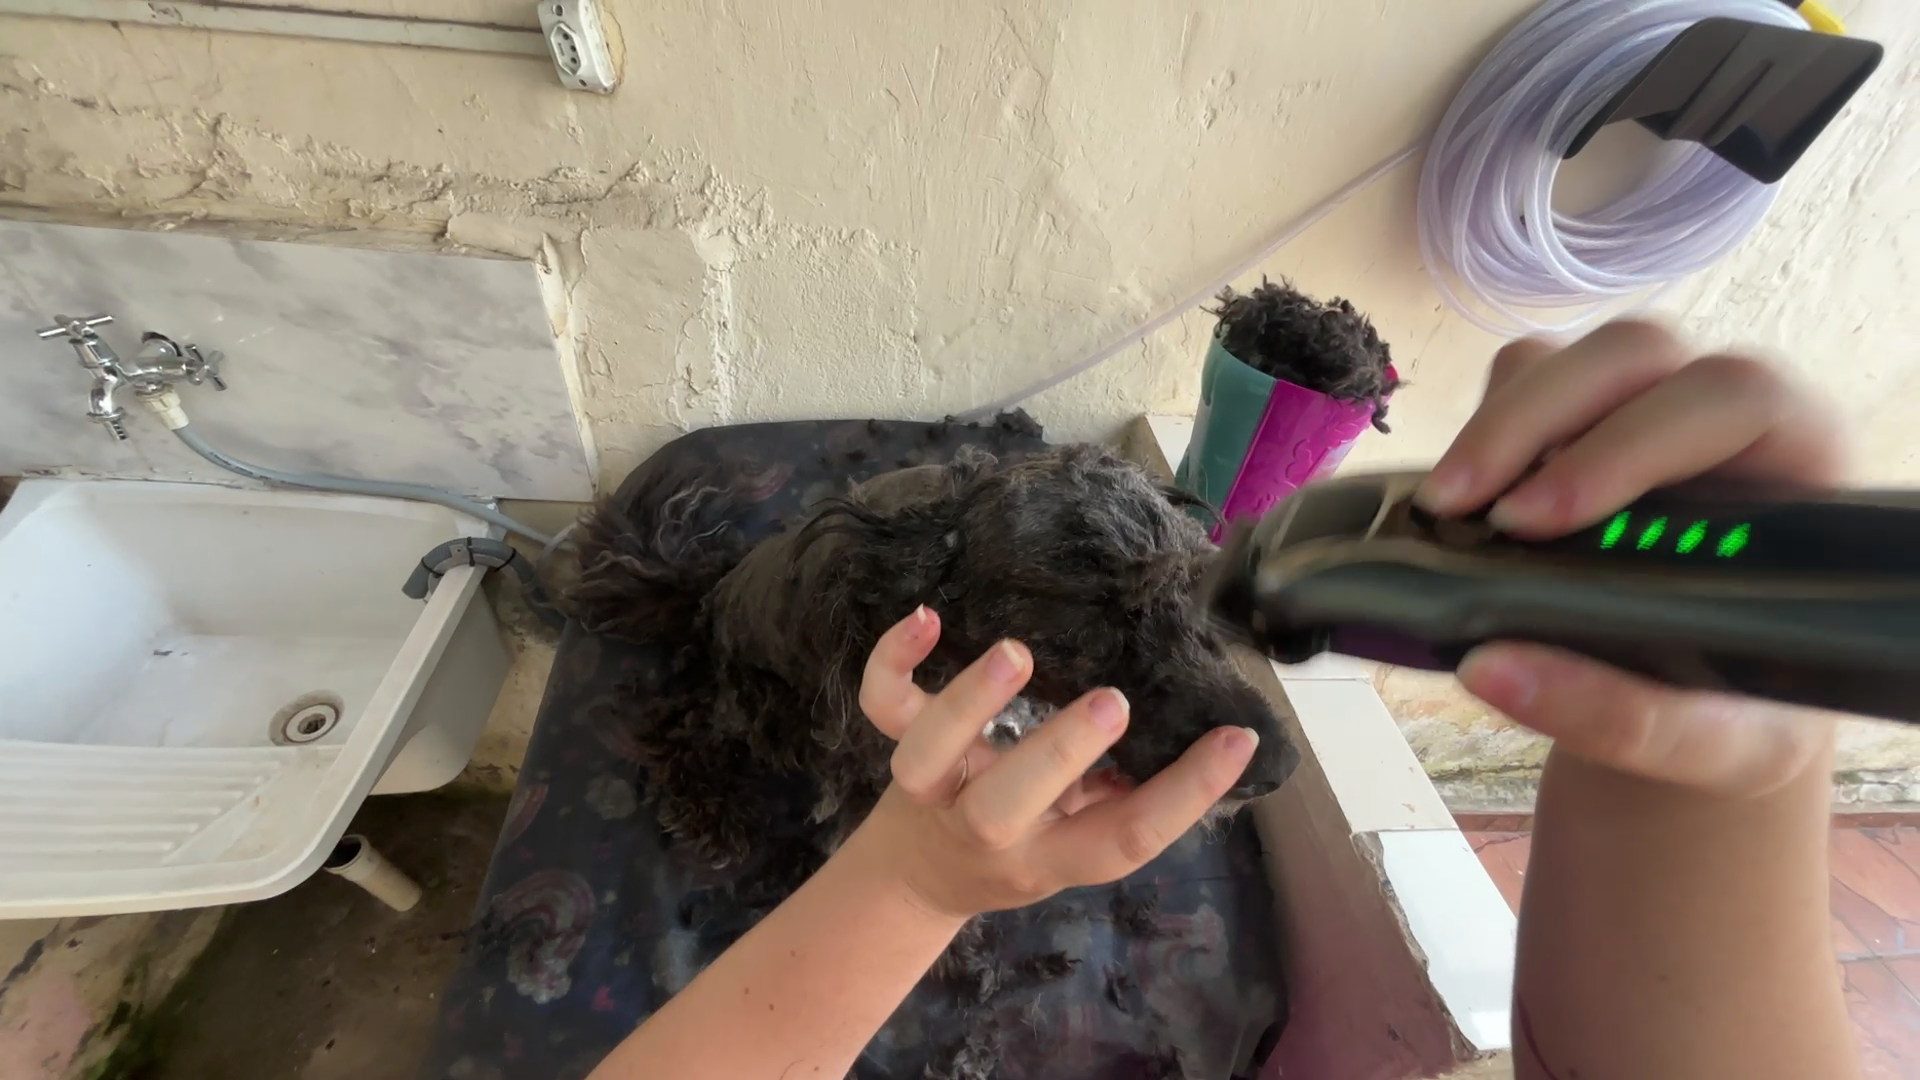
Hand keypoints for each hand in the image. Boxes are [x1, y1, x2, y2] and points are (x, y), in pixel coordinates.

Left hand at [845, 606, 1258, 919]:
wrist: (922, 870)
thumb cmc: (1018, 839)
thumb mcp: (1075, 834)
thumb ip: (1122, 794)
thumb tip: (1205, 736)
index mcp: (1048, 852)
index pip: (1122, 839)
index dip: (1182, 797)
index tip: (1234, 738)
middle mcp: (985, 827)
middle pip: (1010, 806)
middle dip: (1060, 752)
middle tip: (1113, 701)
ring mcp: (931, 786)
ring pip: (928, 756)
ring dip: (969, 702)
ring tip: (1016, 652)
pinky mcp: (894, 744)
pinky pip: (882, 705)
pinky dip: (894, 660)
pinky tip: (927, 616)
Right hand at [1418, 321, 1847, 798]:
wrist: (1680, 693)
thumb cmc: (1719, 711)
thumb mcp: (1698, 744)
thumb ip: (1612, 716)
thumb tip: (1485, 666)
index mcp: (1793, 477)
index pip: (1730, 400)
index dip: (1623, 446)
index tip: (1528, 523)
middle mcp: (1712, 426)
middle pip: (1630, 353)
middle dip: (1527, 424)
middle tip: (1455, 507)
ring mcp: (1624, 418)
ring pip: (1560, 357)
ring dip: (1490, 424)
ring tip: (1442, 504)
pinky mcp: (1556, 429)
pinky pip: (1510, 383)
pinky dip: (1471, 425)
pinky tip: (1457, 493)